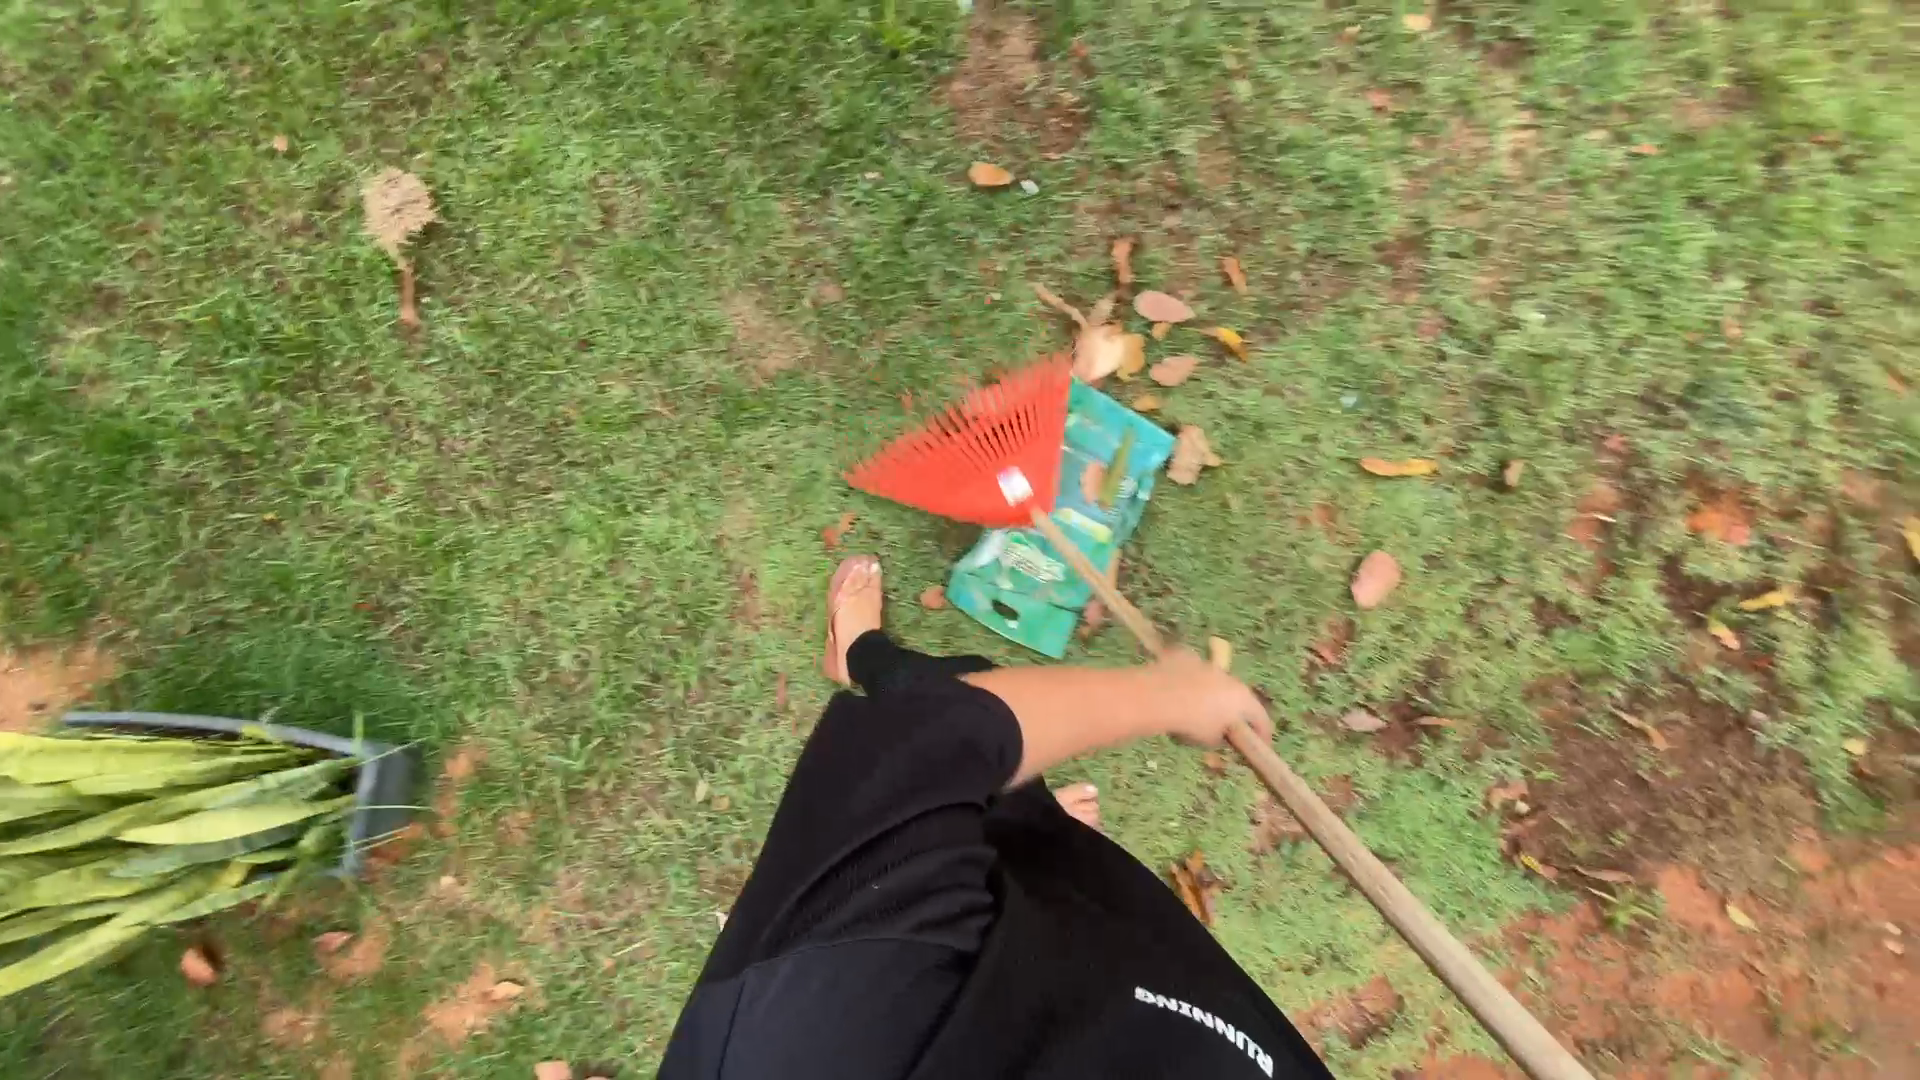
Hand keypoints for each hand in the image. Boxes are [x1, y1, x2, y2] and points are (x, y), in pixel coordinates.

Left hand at [1147, 647, 1272, 746]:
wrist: (1158, 696)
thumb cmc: (1191, 723)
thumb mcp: (1211, 740)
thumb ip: (1221, 736)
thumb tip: (1219, 733)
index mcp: (1243, 699)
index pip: (1262, 719)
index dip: (1262, 734)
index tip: (1259, 744)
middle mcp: (1230, 678)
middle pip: (1238, 696)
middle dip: (1234, 710)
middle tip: (1226, 724)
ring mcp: (1207, 664)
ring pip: (1215, 681)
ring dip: (1211, 692)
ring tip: (1197, 706)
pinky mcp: (1184, 656)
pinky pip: (1191, 670)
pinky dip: (1188, 680)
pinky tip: (1176, 689)